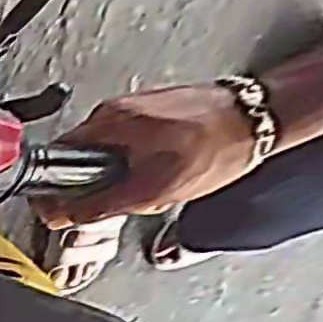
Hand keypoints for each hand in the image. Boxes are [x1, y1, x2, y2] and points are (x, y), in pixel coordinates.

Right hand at [31, 83, 259, 227]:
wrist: (268, 117)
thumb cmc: (218, 147)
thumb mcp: (145, 194)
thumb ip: (92, 207)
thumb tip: (56, 216)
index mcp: (106, 123)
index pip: (54, 162)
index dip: (54, 191)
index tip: (64, 207)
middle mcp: (116, 108)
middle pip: (77, 158)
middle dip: (90, 183)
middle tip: (116, 196)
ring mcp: (137, 105)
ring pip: (101, 152)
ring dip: (113, 172)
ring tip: (143, 180)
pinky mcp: (155, 107)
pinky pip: (125, 141)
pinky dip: (134, 159)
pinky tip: (159, 166)